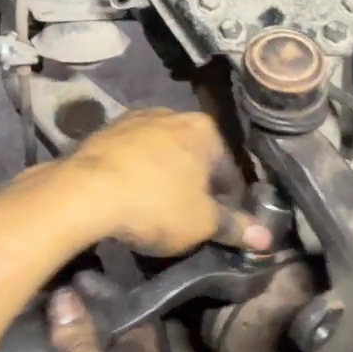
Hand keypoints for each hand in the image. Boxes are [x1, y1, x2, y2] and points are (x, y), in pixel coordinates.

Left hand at [57, 109, 269, 256]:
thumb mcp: (202, 223)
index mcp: (203, 128)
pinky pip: (133, 156)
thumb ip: (234, 227)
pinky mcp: (105, 131)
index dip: (229, 203)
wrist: (86, 191)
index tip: (220, 227)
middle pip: (195, 157)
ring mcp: (135, 119)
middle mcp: (171, 113)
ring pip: (162, 154)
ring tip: (157, 211)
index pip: (229, 170)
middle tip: (189, 221)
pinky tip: (130, 198)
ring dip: (165, 178)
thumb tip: (265, 238)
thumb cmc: (156, 204)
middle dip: (195, 187)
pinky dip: (137, 174)